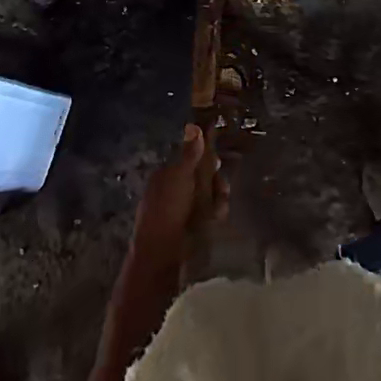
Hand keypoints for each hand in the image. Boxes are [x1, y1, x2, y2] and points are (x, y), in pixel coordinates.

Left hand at [130, 124, 225, 263]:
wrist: (161, 253)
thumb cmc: (167, 209)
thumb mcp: (180, 176)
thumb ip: (189, 153)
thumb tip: (193, 126)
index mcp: (167, 175)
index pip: (191, 158)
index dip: (205, 159)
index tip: (216, 162)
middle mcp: (174, 189)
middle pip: (204, 176)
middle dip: (214, 181)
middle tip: (219, 188)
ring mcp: (183, 208)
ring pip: (210, 194)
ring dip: (217, 198)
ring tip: (217, 208)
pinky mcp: (192, 225)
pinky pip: (210, 212)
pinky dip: (214, 213)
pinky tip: (215, 218)